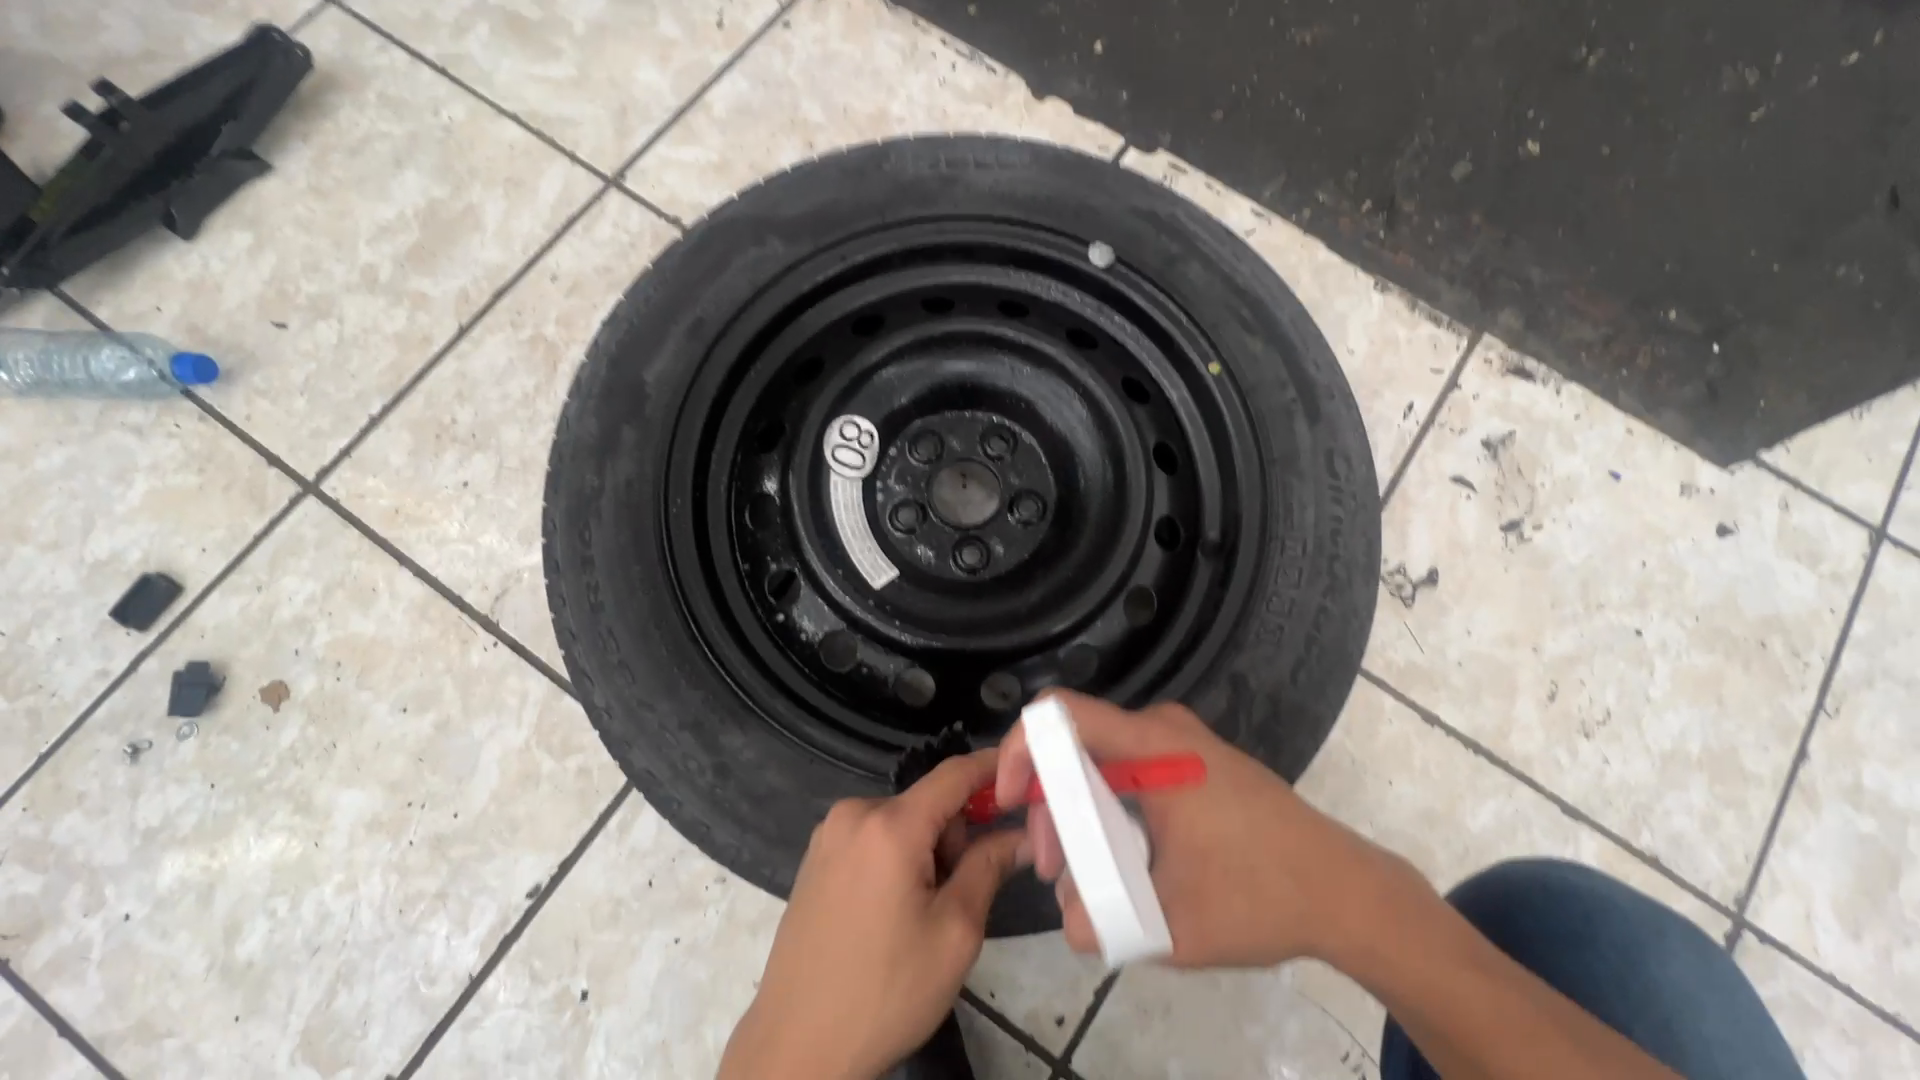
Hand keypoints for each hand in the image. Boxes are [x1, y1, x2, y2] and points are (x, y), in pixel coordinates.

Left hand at [720, 750, 1027, 1079]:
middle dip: (954, 839)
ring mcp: (827, 837)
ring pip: (902, 825)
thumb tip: (1022, 833)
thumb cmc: (885, 991)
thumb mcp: (955, 932)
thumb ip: (989, 867)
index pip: (954, 774)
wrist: (798, 1046)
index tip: (1029, 776)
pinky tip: (889, 916)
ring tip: (918, 919)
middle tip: (954, 902)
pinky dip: (895, 862)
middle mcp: (852, 816)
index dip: (995, 769)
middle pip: (928, 805)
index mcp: (889, 826)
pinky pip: (873, 842)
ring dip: (925, 855)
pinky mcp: (815, 861)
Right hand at [994, 691, 1411, 969]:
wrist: (1347, 894)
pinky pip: (1127, 770)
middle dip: (1049, 807)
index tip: (1005, 802)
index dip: (1017, 749)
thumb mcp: (1170, 926)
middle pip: (1074, 746)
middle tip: (1053, 872)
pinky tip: (1118, 862)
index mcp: (1155, 748)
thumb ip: (1098, 922)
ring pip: (1099, 762)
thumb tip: (1066, 916)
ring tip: (1085, 880)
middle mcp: (1164, 730)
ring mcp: (1182, 744)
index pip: (1058, 715)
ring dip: (1078, 815)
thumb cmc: (1261, 898)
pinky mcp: (1195, 764)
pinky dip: (1107, 810)